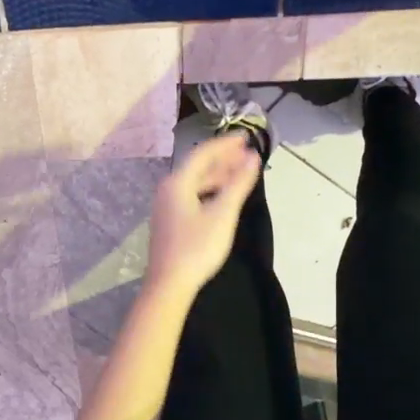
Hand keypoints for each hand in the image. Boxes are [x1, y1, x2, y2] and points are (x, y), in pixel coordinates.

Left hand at [144, 134, 260, 294]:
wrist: (169, 284)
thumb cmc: (197, 247)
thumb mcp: (222, 214)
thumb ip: (238, 184)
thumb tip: (253, 157)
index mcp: (178, 182)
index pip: (204, 153)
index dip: (226, 143)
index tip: (247, 136)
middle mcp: (168, 188)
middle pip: (198, 166)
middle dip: (223, 158)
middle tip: (247, 153)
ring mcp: (166, 205)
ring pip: (194, 181)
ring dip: (217, 174)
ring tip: (239, 172)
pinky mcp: (169, 220)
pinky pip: (191, 194)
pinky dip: (209, 189)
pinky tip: (221, 196)